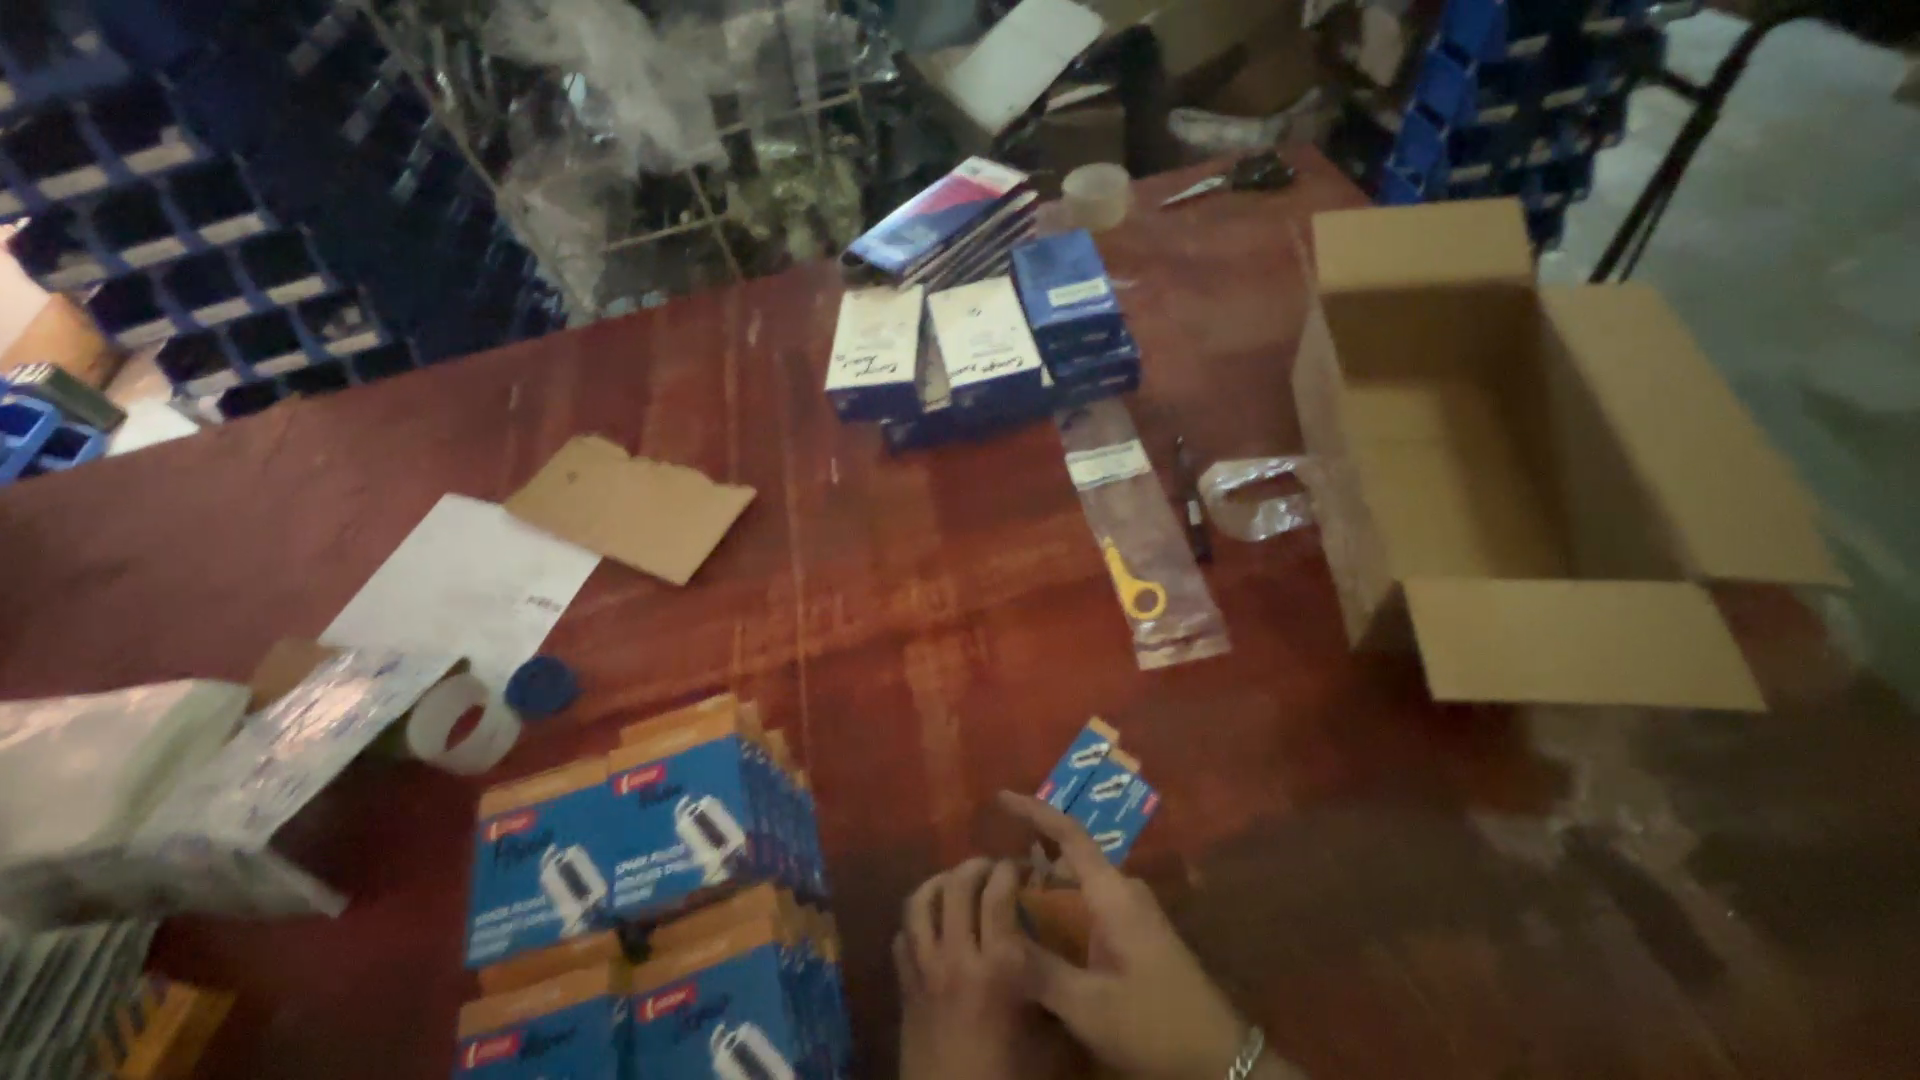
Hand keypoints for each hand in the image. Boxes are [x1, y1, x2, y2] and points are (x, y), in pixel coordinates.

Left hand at [897, 857, 1074, 1079]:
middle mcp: (957, 956)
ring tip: (956, 881)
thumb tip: (1058, 951)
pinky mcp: (904, 987)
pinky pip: (902, 936)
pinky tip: (932, 924)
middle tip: (992, 868)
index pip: (999, 894)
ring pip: (919, 902)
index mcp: (999, 965)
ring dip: (939, 882)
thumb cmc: (1011, 1076)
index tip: (1025, 867)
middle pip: (956, 885)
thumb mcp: (1049, 1037)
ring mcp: (925, 969)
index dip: (1011, 869)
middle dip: (976, 866)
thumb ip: (1052, 987)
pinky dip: (916, 921)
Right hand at [999, 791, 1255, 1079]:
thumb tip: (993, 939)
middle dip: (1032, 851)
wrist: (1220, 1059)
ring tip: (1002, 891)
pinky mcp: (1136, 936)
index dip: (1034, 812)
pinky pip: (1088, 904)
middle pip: (1071, 856)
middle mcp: (1124, 893)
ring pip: (1079, 884)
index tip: (1001, 797)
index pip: (1070, 835)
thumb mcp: (1089, 1005)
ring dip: (1044, 883)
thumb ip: (1038, 969)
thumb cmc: (1155, 1023)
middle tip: (987, 862)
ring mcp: (1133, 914)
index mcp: (1113, 894)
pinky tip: (1037, 927)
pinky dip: (1059, 905)